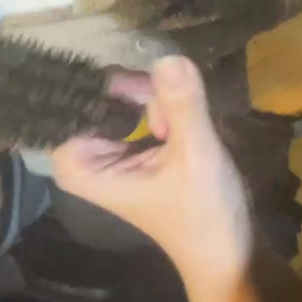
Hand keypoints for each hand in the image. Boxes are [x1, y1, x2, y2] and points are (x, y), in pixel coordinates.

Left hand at [53, 56, 251, 281]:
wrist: (226, 246)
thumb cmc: (201, 209)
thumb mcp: (196, 153)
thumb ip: (182, 105)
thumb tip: (169, 55)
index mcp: (84, 166)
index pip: (76, 106)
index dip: (107, 84)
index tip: (146, 74)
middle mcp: (92, 156)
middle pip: (106, 98)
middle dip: (144, 94)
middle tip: (177, 108)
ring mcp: (118, 152)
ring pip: (131, 101)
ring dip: (161, 100)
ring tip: (186, 125)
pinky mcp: (142, 150)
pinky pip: (148, 112)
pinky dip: (169, 109)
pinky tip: (187, 122)